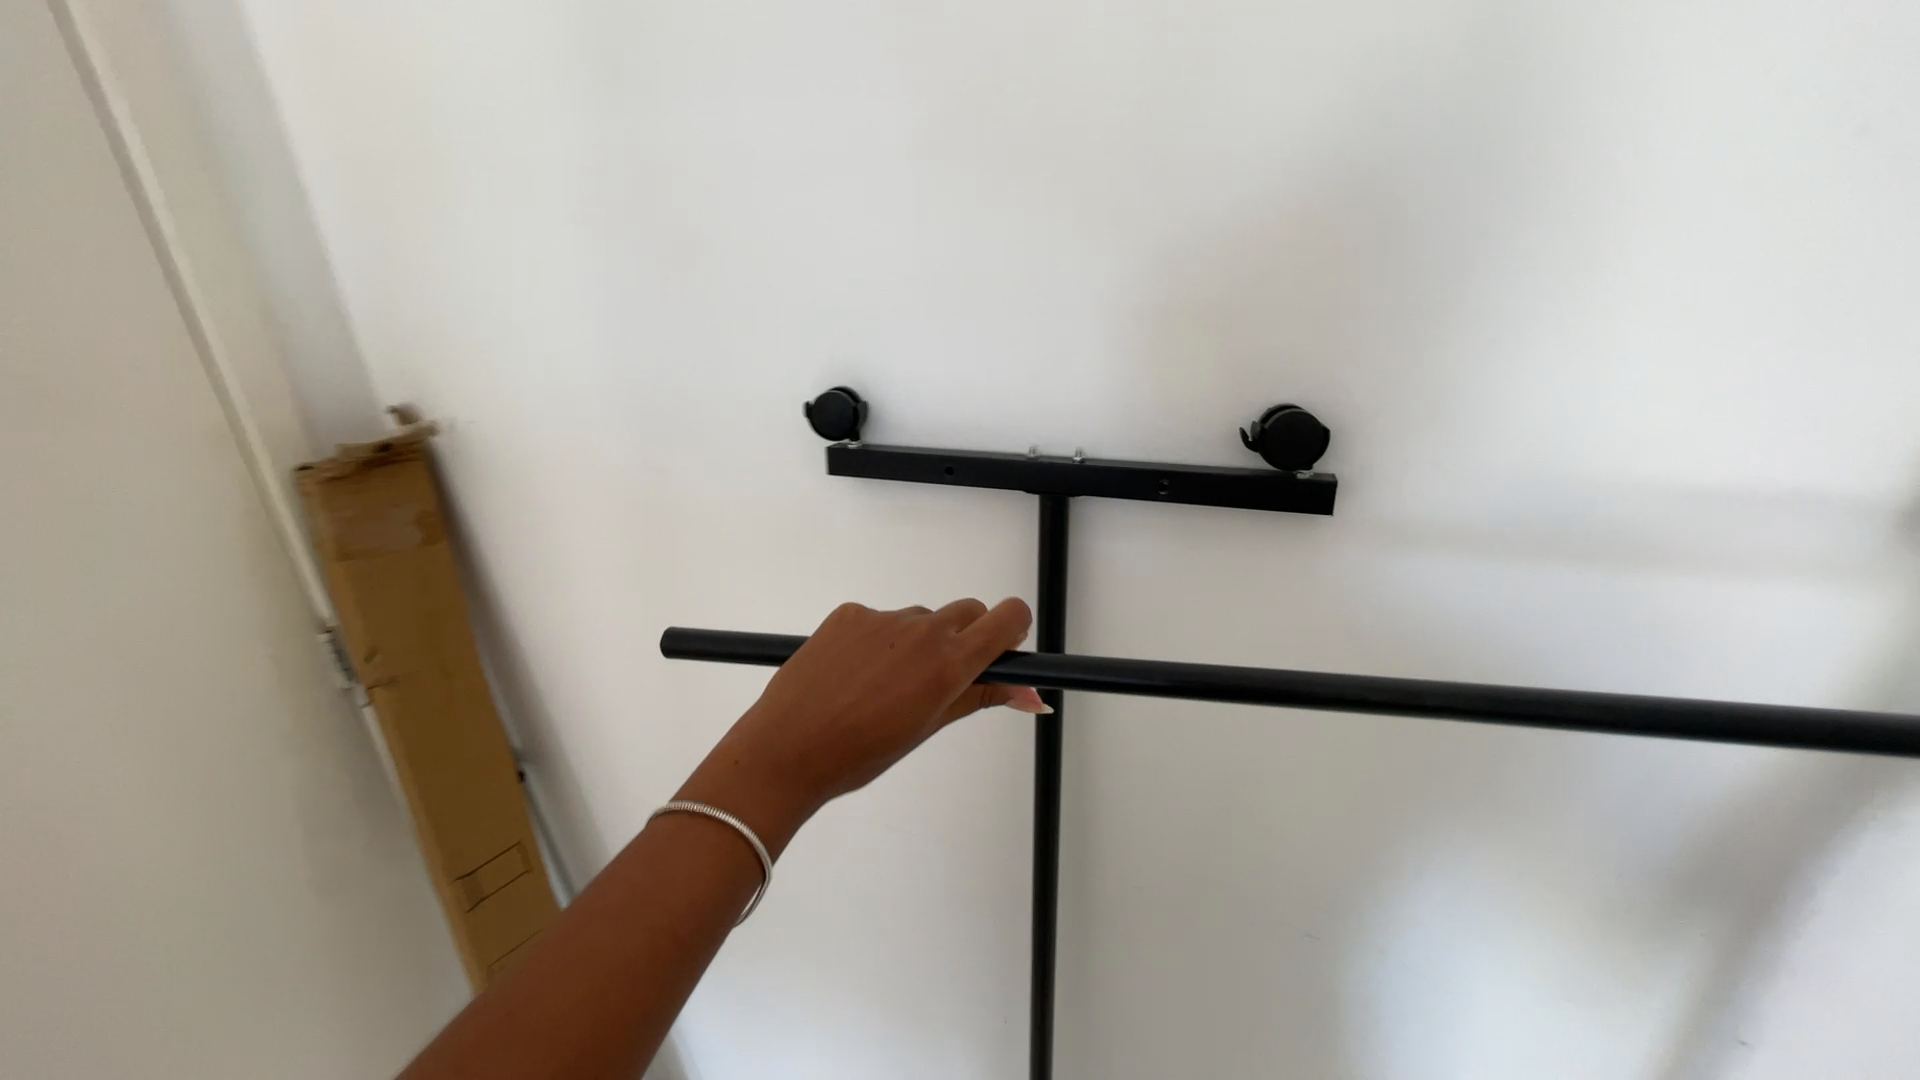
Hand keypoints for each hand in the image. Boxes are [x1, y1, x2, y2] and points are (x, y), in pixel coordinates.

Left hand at [677, 599, 1044, 851]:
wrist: (787, 749)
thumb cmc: (862, 753)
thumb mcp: (928, 728)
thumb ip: (979, 697)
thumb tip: (1031, 694)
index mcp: (949, 664)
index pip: (1009, 617)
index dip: (1013, 627)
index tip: (1004, 647)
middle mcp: (922, 630)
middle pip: (969, 611)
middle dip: (968, 635)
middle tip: (943, 676)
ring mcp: (882, 617)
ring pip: (921, 619)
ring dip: (920, 641)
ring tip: (885, 685)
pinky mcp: (848, 612)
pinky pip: (880, 619)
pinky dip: (879, 639)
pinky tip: (854, 673)